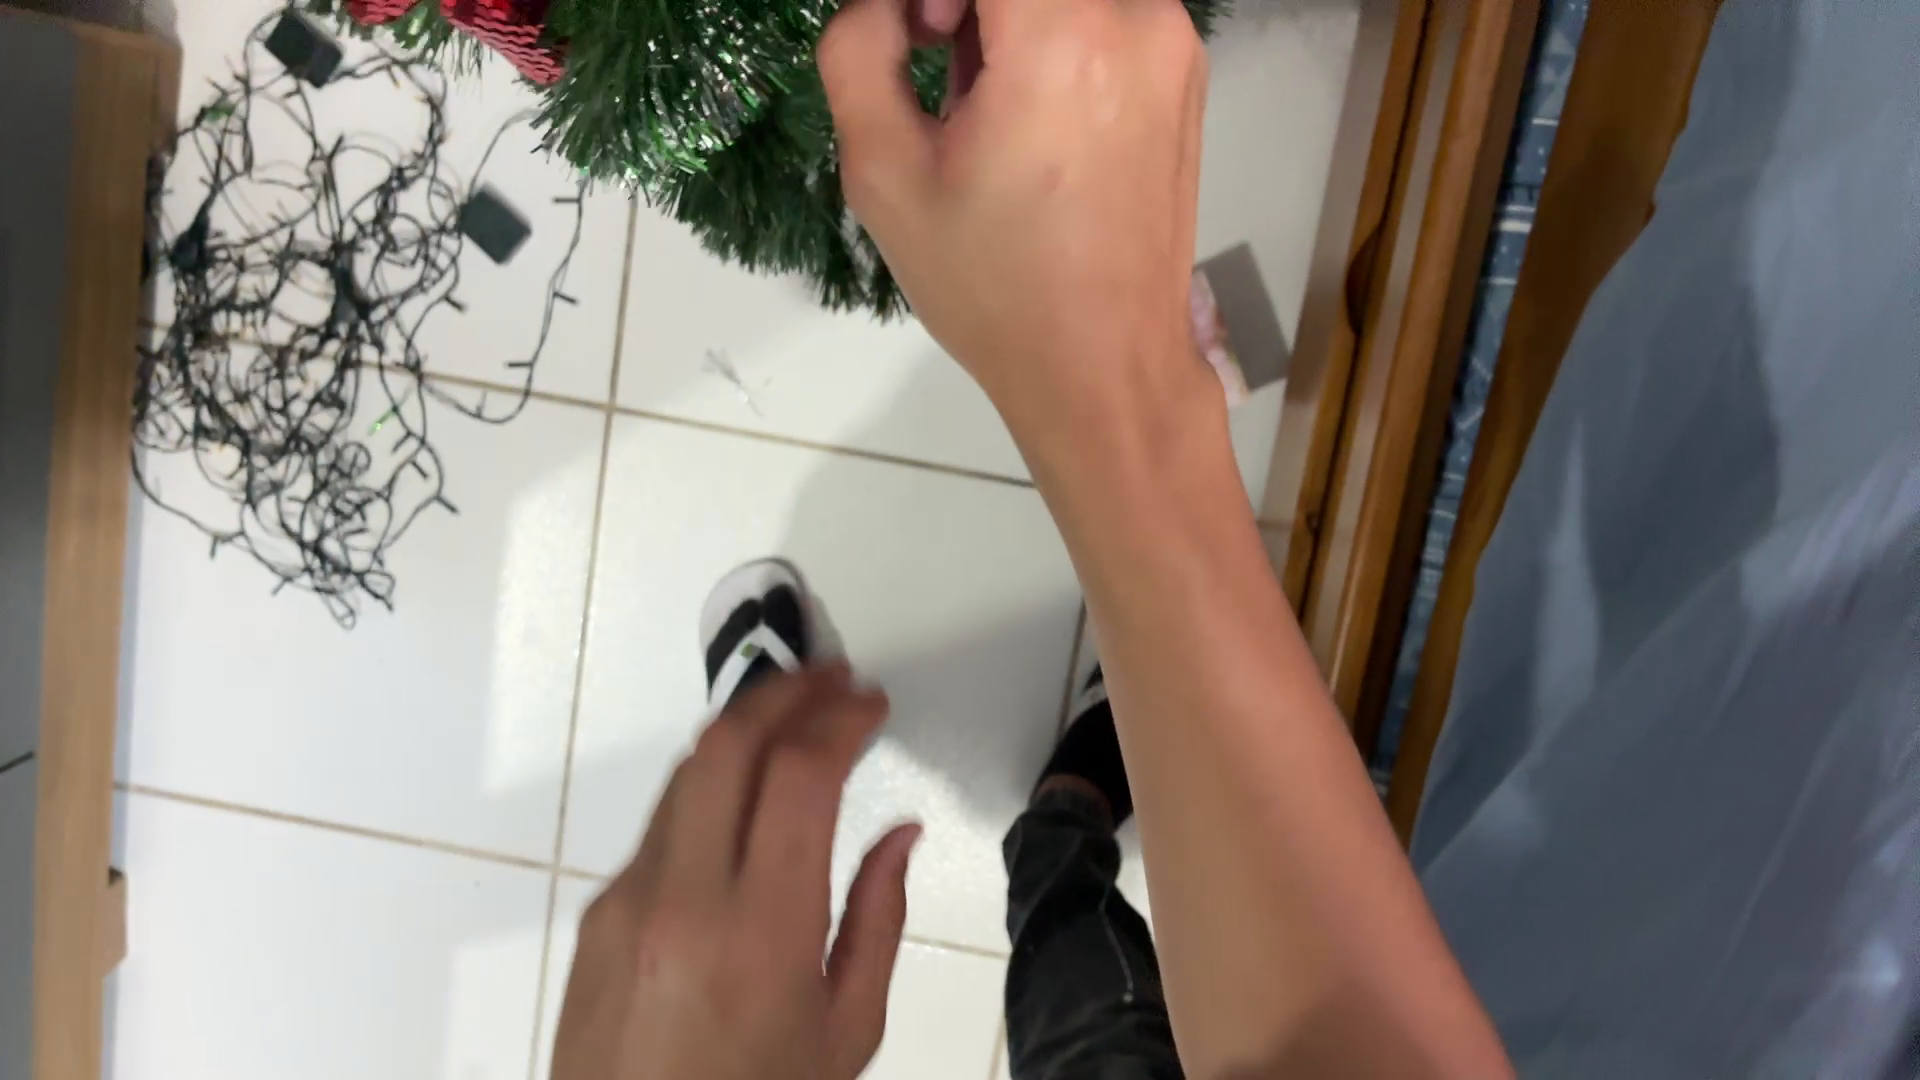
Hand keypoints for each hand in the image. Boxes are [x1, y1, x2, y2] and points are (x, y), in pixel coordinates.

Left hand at [551, 666, 921, 1079]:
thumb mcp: (848, 1032)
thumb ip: (880, 918)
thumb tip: (901, 831)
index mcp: (760, 934)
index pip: (799, 777)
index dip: (841, 719)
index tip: (874, 702)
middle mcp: (682, 897)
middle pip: (727, 744)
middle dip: (786, 689)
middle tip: (834, 674)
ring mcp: (628, 896)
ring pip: (690, 766)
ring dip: (748, 720)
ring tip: (799, 704)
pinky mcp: (601, 907)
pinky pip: (668, 814)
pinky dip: (719, 775)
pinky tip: (753, 784)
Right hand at [819, 0, 1215, 458]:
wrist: (1102, 369)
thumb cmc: (995, 292)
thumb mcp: (886, 181)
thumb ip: (856, 54)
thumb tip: (887, 8)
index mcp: (1064, 33)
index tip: (913, 41)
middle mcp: (1139, 16)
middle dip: (967, 6)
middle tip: (946, 88)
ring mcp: (1175, 48)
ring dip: (1012, 27)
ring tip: (995, 127)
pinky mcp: (1186, 85)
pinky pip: (1106, 21)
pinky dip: (1059, 47)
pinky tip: (1043, 135)